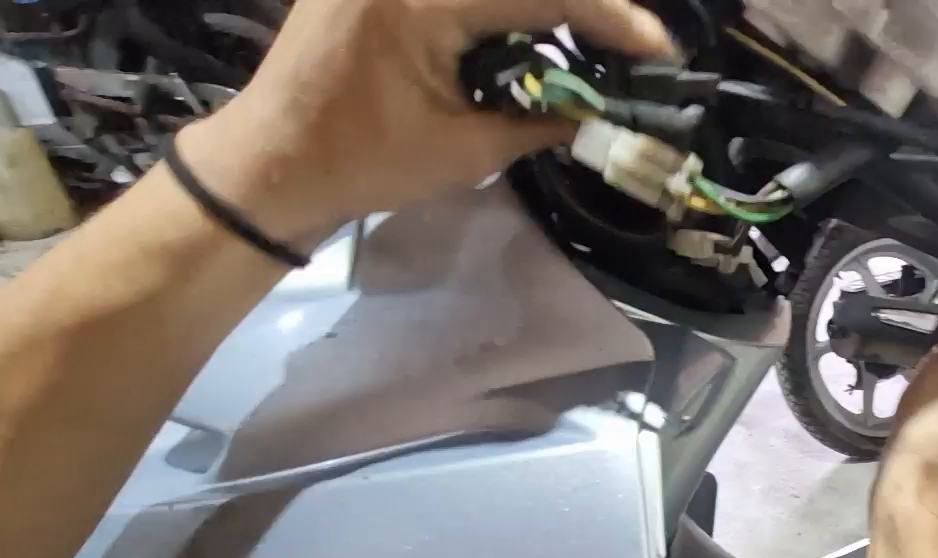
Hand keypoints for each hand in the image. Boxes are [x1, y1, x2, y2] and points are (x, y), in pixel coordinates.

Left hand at [174, 0, 674, 242]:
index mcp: (420, 2)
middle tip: (637, 43)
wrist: (278, 158)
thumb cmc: (371, 162)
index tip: (658, 46)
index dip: (608, 17)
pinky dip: (511, 11)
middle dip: (587, 7)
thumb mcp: (470, 150)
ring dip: (551, 7)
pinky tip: (543, 34)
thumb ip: (539, 121)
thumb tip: (598, 115)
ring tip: (601, 40)